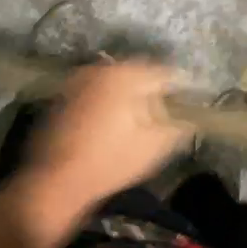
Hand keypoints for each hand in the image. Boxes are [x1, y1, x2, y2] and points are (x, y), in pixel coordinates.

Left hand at [16, 61, 191, 215]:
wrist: (56, 178)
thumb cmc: (109, 161)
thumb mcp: (153, 148)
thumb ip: (177, 129)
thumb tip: (190, 120)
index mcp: (125, 75)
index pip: (162, 72)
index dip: (178, 84)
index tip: (189, 93)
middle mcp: (101, 69)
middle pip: (136, 73)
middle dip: (151, 88)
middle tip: (165, 106)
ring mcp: (79, 79)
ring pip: (114, 80)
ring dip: (128, 93)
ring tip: (139, 115)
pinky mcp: (64, 94)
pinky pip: (95, 90)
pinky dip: (108, 99)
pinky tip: (112, 121)